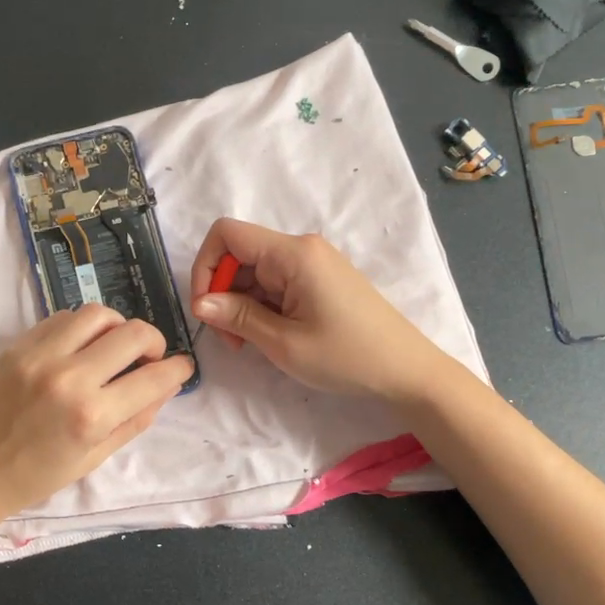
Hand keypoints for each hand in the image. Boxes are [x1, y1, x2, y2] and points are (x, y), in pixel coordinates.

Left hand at [0, 304, 193, 522]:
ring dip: (118, 327)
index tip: (181, 368)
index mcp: (92, 416)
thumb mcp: (92, 460)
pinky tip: (80, 348)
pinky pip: (62, 318)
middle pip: (134, 333)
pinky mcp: (18, 346)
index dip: (178, 370)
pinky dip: (82, 327)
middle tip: (149, 359)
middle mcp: (70, 377)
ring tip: (114, 348)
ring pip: (98, 314)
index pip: (154, 378)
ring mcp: (40, 356)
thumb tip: (164, 388)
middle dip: (154, 343)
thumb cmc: (32, 478)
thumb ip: (133, 421)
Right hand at [189, 218, 439, 398]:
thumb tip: (199, 303)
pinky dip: (260, 308)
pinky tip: (268, 337)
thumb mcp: (283, 342)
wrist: (405, 370)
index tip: (205, 309)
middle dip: (221, 294)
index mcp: (293, 254)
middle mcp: (301, 249)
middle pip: (238, 255)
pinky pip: (274, 284)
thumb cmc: (346, 357)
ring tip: (248, 345)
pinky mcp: (318, 281)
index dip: (205, 267)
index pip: (226, 234)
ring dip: (239, 306)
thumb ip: (237, 317)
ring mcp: (311, 264)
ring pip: (253, 273)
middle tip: (229, 340)